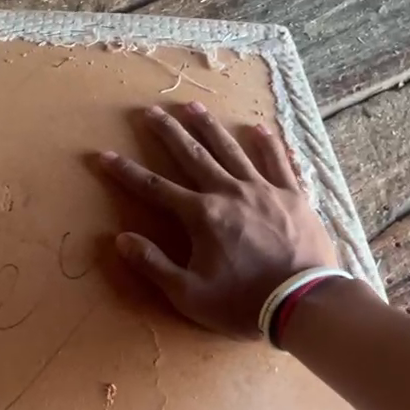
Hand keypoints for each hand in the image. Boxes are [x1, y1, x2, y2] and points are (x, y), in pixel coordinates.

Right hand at [95, 103, 336, 337]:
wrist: (304, 302)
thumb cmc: (243, 303)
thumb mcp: (189, 294)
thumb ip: (154, 264)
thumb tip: (121, 240)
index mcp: (202, 215)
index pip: (155, 187)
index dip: (127, 172)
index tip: (105, 155)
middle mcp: (229, 192)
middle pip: (193, 155)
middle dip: (168, 132)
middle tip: (151, 111)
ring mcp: (263, 190)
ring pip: (232, 150)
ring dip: (210, 127)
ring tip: (193, 107)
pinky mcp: (293, 195)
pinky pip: (278, 162)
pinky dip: (268, 144)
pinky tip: (259, 128)